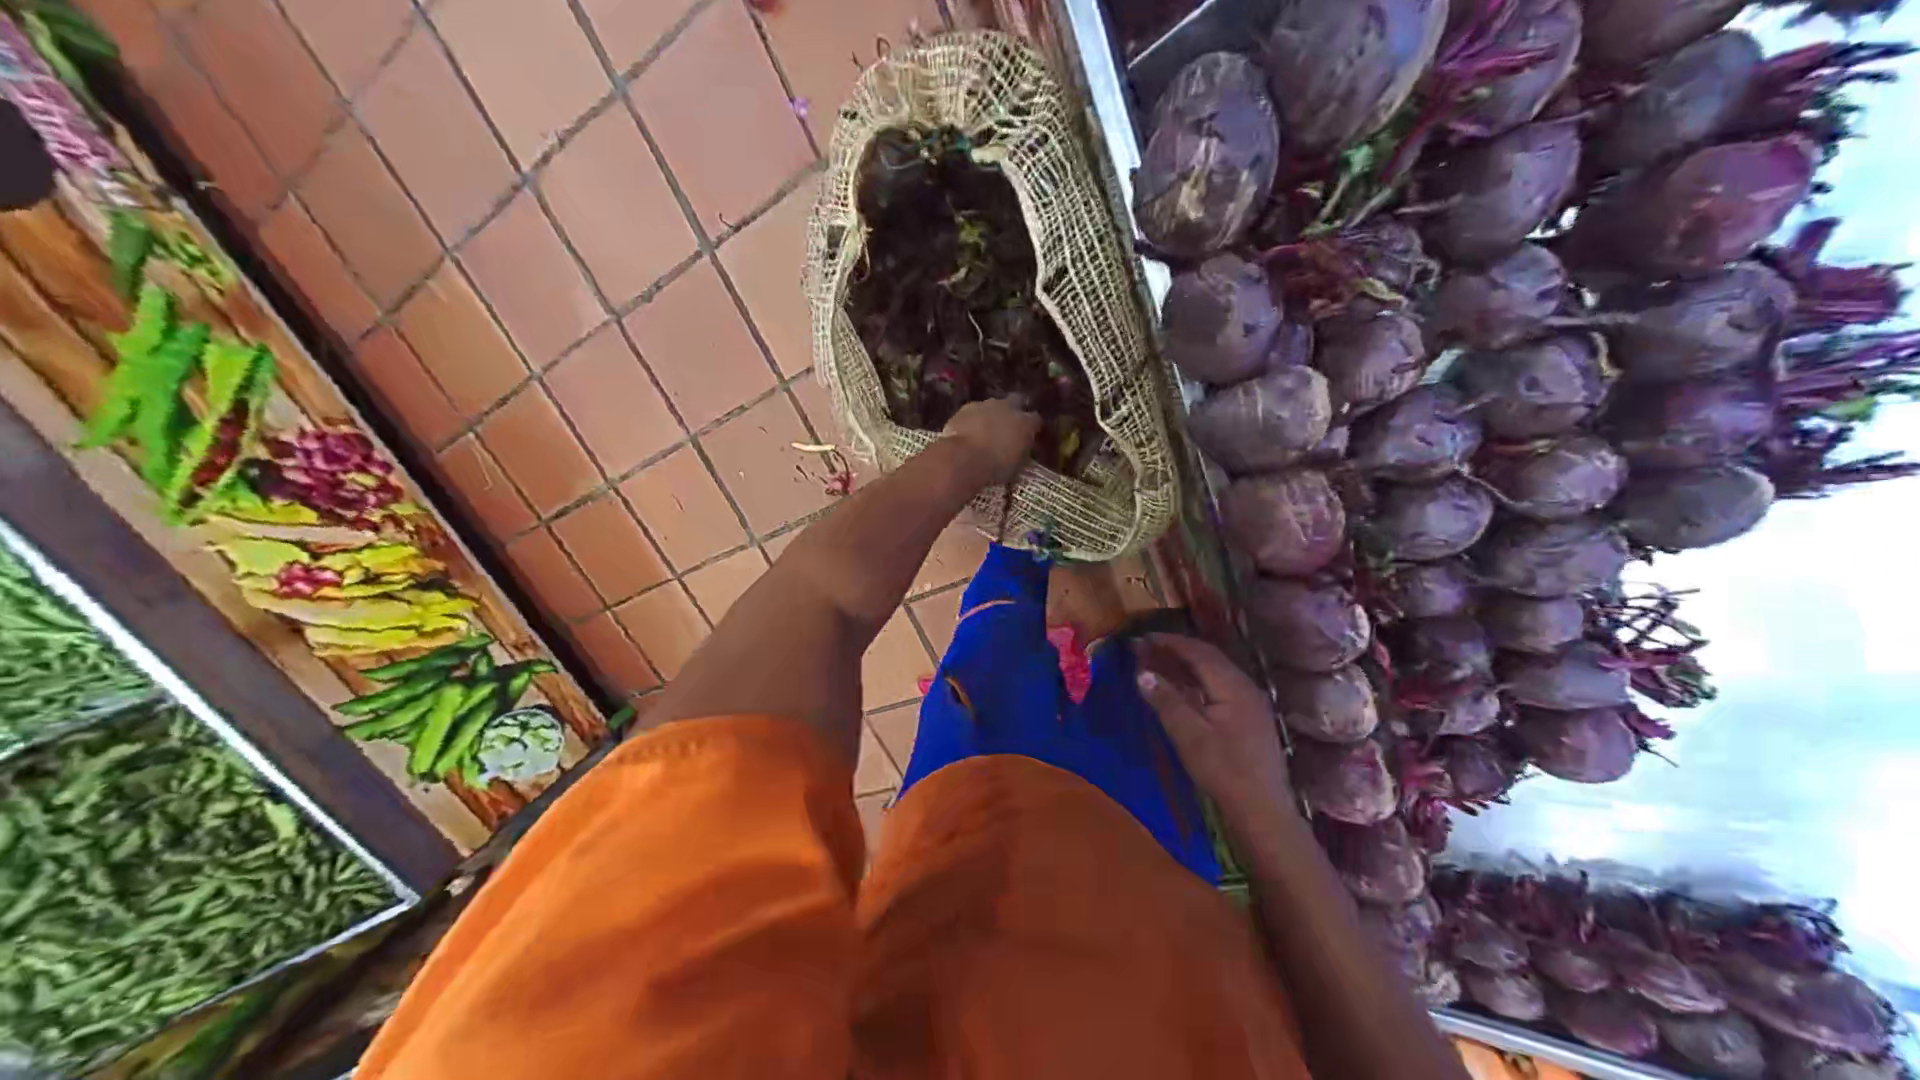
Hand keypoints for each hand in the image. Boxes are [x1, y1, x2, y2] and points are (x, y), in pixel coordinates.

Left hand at [941, 397, 1040, 484]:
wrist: (963, 458)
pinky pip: (974, 410)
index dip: (1032, 427)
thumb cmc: (994, 468)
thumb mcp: (1015, 466)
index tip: (1028, 436)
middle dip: (1015, 410)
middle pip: (1017, 401)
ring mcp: (986, 405)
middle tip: (1009, 425)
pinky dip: (974, 418)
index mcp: (1025, 424)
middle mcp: (1009, 407)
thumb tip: (1019, 451)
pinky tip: (969, 430)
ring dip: (993, 414)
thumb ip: (1020, 453)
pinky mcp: (966, 407)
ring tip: (986, 430)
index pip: (1036, 420)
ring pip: (994, 404)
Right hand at [1133, 634, 1294, 821]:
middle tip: (1146, 649)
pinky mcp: (1250, 718)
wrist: (1263, 810)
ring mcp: (1251, 702)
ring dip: (1186, 665)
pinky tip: (1182, 690)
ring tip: (1158, 664)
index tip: (1141, 638)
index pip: (1198, 652)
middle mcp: (1246, 686)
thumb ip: (1166, 700)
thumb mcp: (1188, 735)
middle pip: (1208, 658)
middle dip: (1176, 650)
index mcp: (1233, 685)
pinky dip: (1197, 681)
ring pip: (1215, 672)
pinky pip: (1219, 686)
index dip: (1169, 642)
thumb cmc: (1224, 770)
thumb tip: (1142, 672)